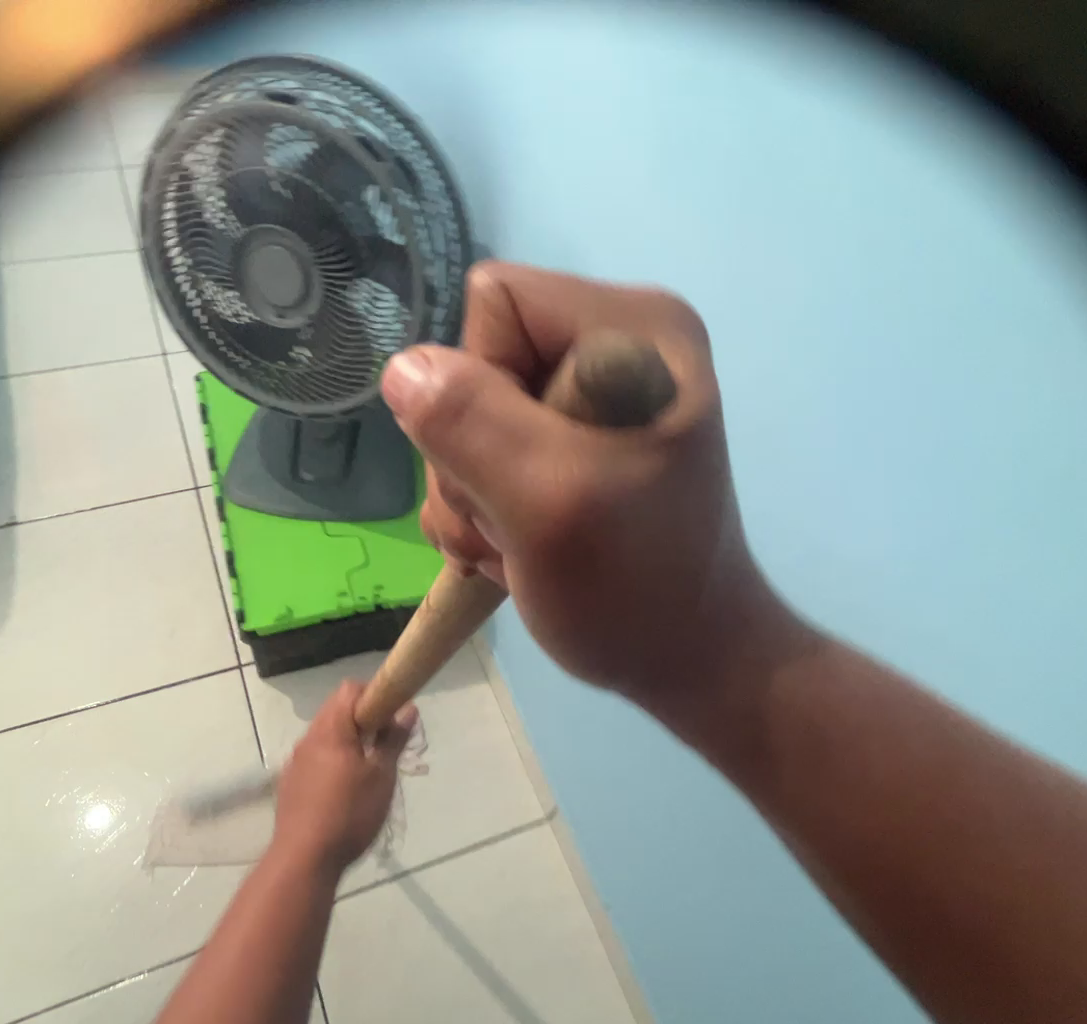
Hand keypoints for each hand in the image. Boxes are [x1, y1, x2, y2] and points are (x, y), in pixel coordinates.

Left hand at [272, 679, 418, 875]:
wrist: (303, 860)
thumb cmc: (349, 814)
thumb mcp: (382, 776)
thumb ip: (394, 739)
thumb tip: (407, 708)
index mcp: (331, 729)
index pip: (351, 689)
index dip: (375, 694)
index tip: (392, 718)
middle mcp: (308, 738)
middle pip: (337, 711)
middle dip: (364, 721)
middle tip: (385, 747)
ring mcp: (295, 762)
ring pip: (326, 736)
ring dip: (349, 743)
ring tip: (368, 773)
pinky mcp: (290, 784)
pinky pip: (315, 758)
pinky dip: (333, 762)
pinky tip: (344, 792)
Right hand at [379, 261, 817, 739]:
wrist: (683, 658)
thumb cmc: (636, 587)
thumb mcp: (550, 503)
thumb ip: (472, 424)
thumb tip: (402, 369)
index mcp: (631, 326)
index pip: (496, 302)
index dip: (477, 385)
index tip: (515, 465)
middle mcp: (611, 345)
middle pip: (473, 365)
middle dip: (468, 457)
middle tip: (515, 520)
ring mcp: (585, 400)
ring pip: (463, 418)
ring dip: (469, 495)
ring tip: (518, 542)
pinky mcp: (566, 446)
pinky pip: (478, 455)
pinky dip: (480, 511)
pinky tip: (516, 547)